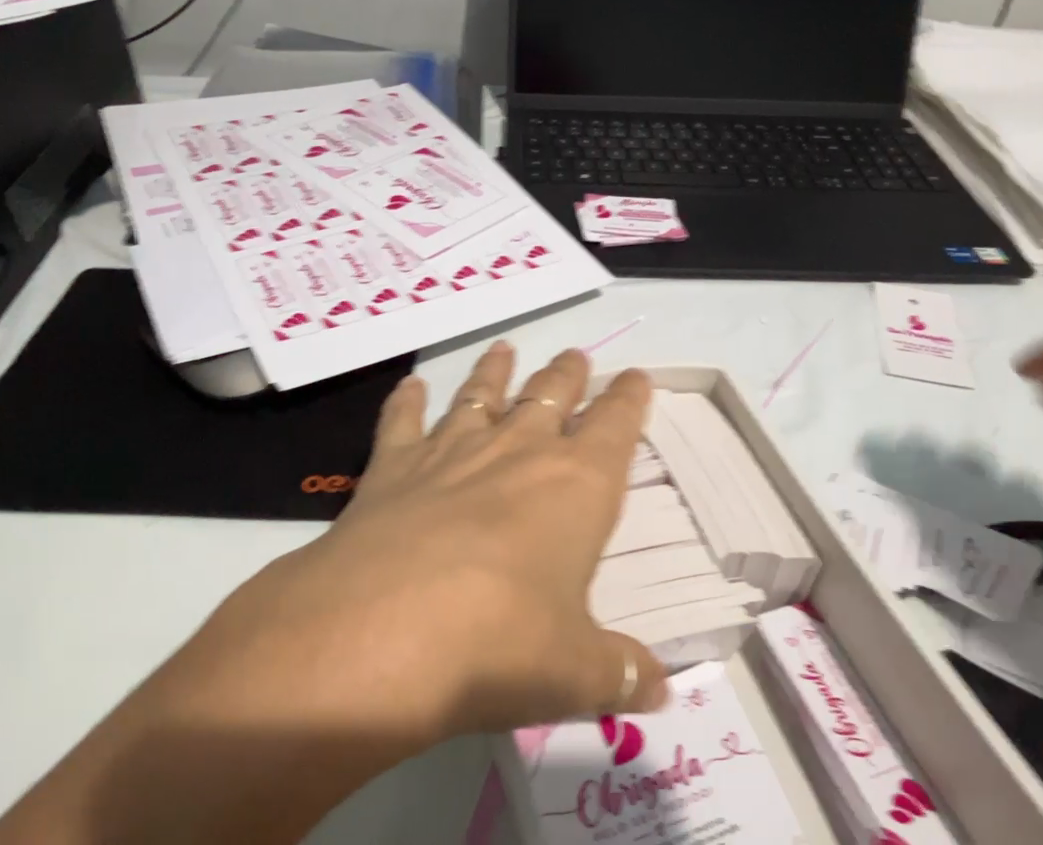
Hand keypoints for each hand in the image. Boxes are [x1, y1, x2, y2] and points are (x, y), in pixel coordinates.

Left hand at [189, 343, 667, 742]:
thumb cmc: (500, 645)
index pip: (616, 426)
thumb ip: (621, 674)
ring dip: (495, 373)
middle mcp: (517, 452)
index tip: (636, 377)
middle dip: (567, 375)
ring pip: (480, 396)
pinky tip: (411, 385)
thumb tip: (660, 692)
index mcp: (577, 486)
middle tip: (575, 355)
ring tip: (504, 350)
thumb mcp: (575, 674)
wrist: (382, 633)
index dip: (630, 399)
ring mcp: (450, 453)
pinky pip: (402, 421)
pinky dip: (408, 401)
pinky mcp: (390, 468)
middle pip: (550, 396)